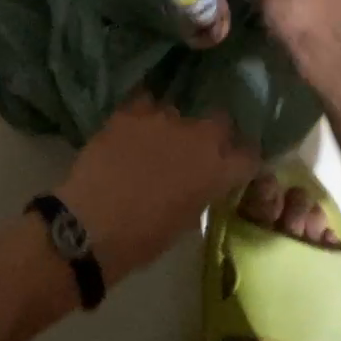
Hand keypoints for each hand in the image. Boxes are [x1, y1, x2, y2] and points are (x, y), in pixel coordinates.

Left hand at [56, 96, 257, 285]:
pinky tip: (132, 127)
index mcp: (217, 170)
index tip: (234, 166)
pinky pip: (143, 103)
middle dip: (213, 133)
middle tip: (196, 150)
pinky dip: (141, 114)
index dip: (242, 160)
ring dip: (172, 126)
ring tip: (157, 140)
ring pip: (177, 111)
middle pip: (219, 121)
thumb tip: (198, 184)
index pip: (247, 155)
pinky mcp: (130, 112)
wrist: (93, 223)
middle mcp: (197, 136)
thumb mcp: (185, 221)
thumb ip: (200, 194)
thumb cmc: (143, 237)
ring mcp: (162, 119)